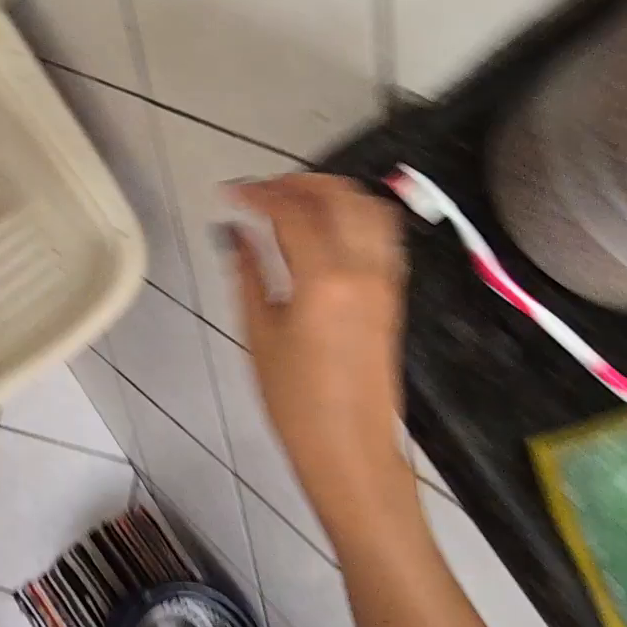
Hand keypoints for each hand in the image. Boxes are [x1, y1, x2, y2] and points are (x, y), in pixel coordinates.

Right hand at [223, 174, 410, 522]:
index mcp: (324, 279)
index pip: (292, 211)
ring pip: (369, 207)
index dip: (259, 193)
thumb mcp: (258, 332)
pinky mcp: (394, 292)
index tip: (232, 193)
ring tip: (292, 201)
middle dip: (298, 181)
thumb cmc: (293, 397)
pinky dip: (352, 213)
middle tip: (263, 191)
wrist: (349, 444)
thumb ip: (249, 271)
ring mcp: (386, 278)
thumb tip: (239, 233)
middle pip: (340, 195)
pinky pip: (380, 232)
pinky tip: (323, 228)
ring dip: (331, 192)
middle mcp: (363, 268)